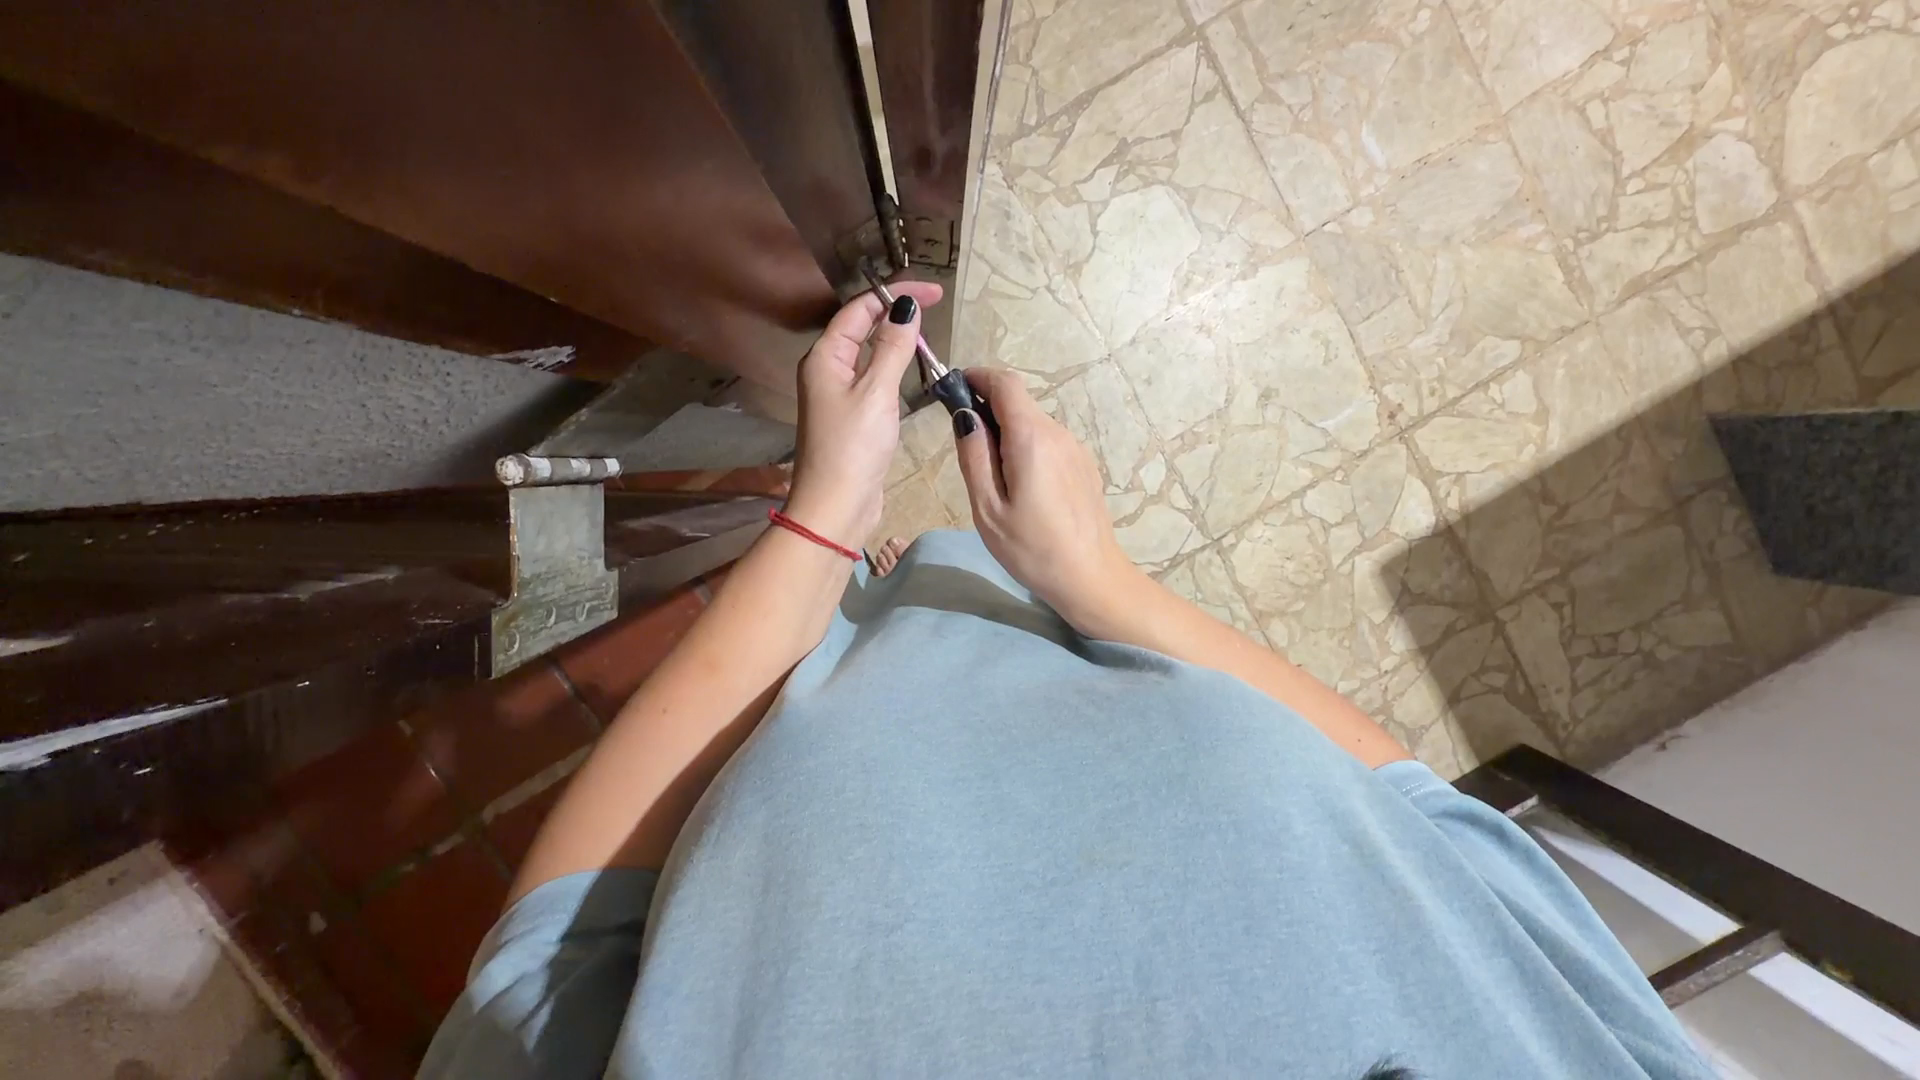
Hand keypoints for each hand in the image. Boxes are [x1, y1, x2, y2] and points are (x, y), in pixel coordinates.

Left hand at [785, 280, 944, 546]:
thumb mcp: (877, 392)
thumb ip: (892, 347)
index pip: (859, 309)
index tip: (934, 291)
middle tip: (935, 307)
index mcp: (825, 357)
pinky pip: (872, 378)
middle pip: (860, 327)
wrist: (836, 506)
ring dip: (894, 339)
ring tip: (927, 332)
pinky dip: (892, 366)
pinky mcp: (851, 416)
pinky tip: (910, 369)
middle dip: (894, 312)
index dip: (895, 294)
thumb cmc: (853, 448)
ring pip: (867, 353)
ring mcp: (837, 394)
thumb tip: (906, 306)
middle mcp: (826, 370)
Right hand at [951, 368, 1148, 634]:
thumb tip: (963, 414)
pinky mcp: (1083, 466)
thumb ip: (973, 454)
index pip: (1005, 383)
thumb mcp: (987, 507)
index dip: (976, 377)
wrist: (1091, 578)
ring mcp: (1075, 449)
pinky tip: (1020, 489)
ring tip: (991, 480)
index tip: (952, 390)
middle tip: (964, 447)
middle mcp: (1058, 433)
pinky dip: (1025, 449)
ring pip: (1033, 425)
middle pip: (1018, 403)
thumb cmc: (1032, 549)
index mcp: (1031, 437)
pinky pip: (1048, 444)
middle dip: (987, 411)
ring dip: (1006, 434)